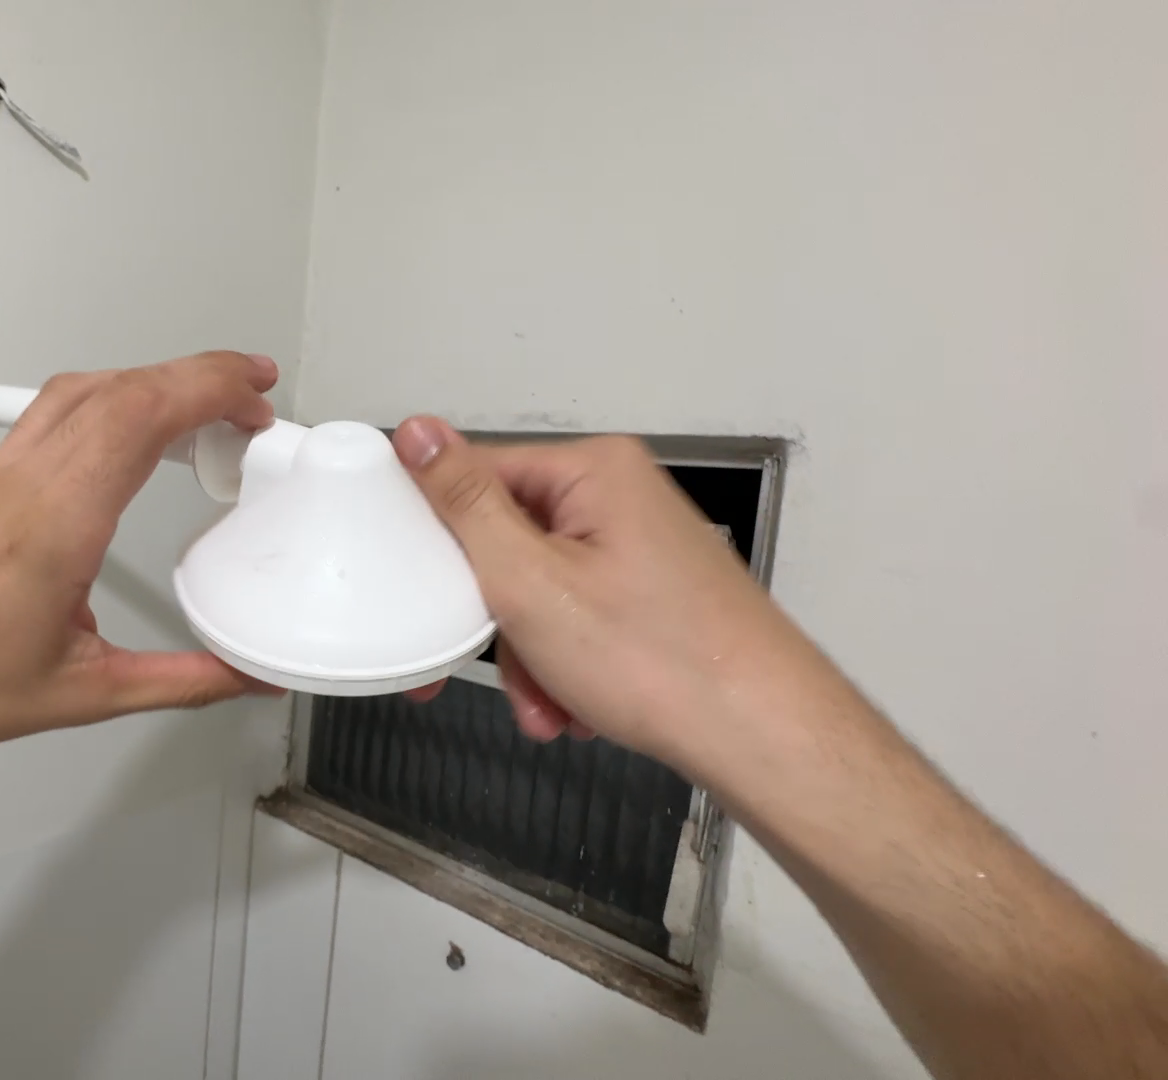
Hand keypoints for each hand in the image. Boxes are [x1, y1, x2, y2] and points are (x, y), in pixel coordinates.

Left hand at [0, 351, 280, 777]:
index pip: (137, 416)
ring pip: (81, 390)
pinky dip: (110, 398)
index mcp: (52, 528)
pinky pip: (51, 411)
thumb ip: (186, 681)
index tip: (250, 389)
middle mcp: (21, 486)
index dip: (206, 386)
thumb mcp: (92, 693)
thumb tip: (244, 674)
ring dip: (149, 381)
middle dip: (196, 376)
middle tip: (246, 396)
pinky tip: (131, 427)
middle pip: (118, 388)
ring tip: (199, 405)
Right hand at [392, 417, 818, 774]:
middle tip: (486, 664)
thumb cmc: (654, 660)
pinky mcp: (645, 592)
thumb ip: (464, 502)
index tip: (419, 590)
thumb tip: (416, 430)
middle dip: (491, 615)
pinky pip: (571, 614)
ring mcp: (635, 548)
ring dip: (525, 651)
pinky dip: (560, 661)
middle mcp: (617, 499)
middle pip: (506, 541)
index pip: (476, 476)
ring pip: (535, 588)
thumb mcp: (527, 578)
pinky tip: (571, 705)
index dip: (440, 535)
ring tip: (546, 703)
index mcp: (592, 472)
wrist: (768, 743)